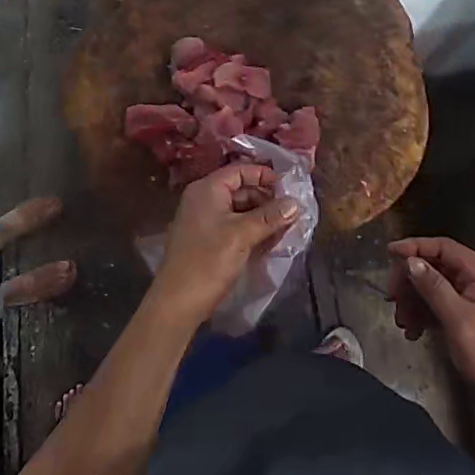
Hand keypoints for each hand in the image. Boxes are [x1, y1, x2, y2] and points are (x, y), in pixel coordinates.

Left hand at [147, 163, 300, 327]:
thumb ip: (271, 216)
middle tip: (292, 212)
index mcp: (208, 190)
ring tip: (285, 228)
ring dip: (263, 217)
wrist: (178, 303)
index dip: (265, 176)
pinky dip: (252, 230)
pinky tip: (270, 241)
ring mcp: (204, 221)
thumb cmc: (208, 261)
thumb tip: (296, 203)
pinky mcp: (207, 240)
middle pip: (242, 189)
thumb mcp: (243, 235)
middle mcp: (204, 200)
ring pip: (240, 210)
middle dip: (267, 199)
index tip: (289, 189)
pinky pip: (234, 226)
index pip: (241, 170)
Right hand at [389, 237, 474, 431]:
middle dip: (413, 281)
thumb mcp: (459, 321)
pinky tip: (415, 333)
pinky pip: (449, 309)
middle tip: (391, 300)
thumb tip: (411, 260)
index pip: (444, 247)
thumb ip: (434, 288)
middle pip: (440, 268)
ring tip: (402, 324)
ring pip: (441, 290)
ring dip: (418, 302)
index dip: (414, 247)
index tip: (387, 254)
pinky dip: (430, 316)